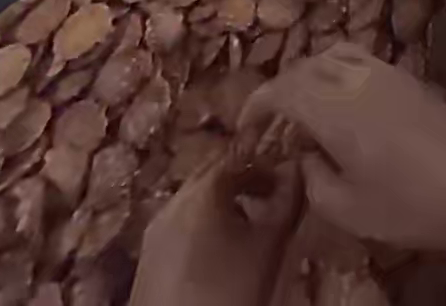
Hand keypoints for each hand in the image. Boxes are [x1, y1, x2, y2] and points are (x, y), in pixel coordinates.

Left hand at [129, 160, 302, 305]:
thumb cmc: (230, 292)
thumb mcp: (270, 243)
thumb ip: (288, 197)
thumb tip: (297, 166)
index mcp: (204, 192)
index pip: (238, 152)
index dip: (265, 156)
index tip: (287, 166)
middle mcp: (174, 202)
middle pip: (214, 170)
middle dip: (245, 173)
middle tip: (272, 188)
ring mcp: (156, 231)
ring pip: (197, 195)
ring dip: (226, 195)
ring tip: (251, 216)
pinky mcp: (148, 258)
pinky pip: (183, 219)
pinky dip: (206, 217)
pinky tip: (224, 244)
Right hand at [240, 43, 445, 251]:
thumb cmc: (405, 200)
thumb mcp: (344, 207)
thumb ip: (313, 176)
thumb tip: (307, 152)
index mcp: (334, 105)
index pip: (283, 87)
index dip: (258, 104)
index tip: (245, 129)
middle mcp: (356, 76)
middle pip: (306, 66)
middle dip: (281, 89)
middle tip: (270, 124)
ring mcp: (384, 70)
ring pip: (334, 54)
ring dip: (310, 75)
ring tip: (303, 110)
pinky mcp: (404, 75)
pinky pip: (359, 59)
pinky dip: (337, 72)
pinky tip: (340, 105)